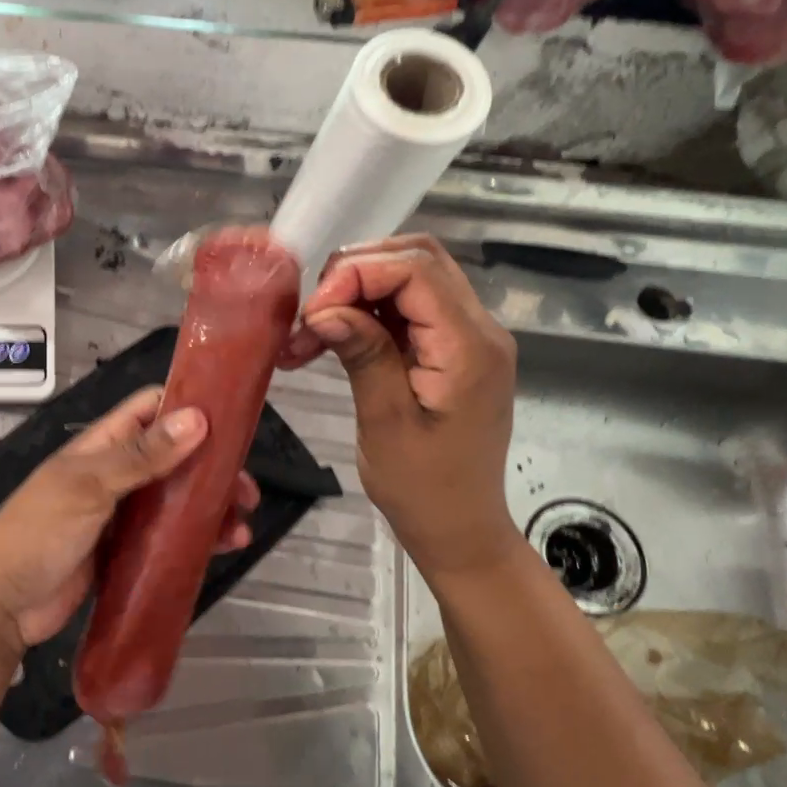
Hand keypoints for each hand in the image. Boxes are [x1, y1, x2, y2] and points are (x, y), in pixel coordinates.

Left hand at [0, 386, 258, 650]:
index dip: (187, 406)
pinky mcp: (124, 552)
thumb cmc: (38, 534)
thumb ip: (140, 456)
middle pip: (173, 458)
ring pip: (175, 500)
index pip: (148, 410)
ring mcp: (120, 515)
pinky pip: (168, 538)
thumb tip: (196, 418)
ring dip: (210, 507)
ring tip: (241, 527)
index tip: (232, 419)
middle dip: (212, 468)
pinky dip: (197, 539)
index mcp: (99, 447)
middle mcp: (113, 475)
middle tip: (246, 490)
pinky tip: (223, 548)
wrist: (5, 605)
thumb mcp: (87, 488)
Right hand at [278, 235, 519, 579]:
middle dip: (354, 273)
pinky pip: (407, 308)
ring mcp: (466, 337)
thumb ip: (364, 354)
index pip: (416, 270)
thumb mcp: (386, 422)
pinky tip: (329, 339)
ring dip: (355, 292)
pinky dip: (365, 312)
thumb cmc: (423, 486)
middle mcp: (478, 329)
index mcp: (469, 346)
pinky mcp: (448, 350)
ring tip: (309, 332)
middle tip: (310, 314)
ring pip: (409, 278)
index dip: (357, 274)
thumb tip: (325, 309)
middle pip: (417, 259)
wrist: (458, 526)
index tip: (312, 312)